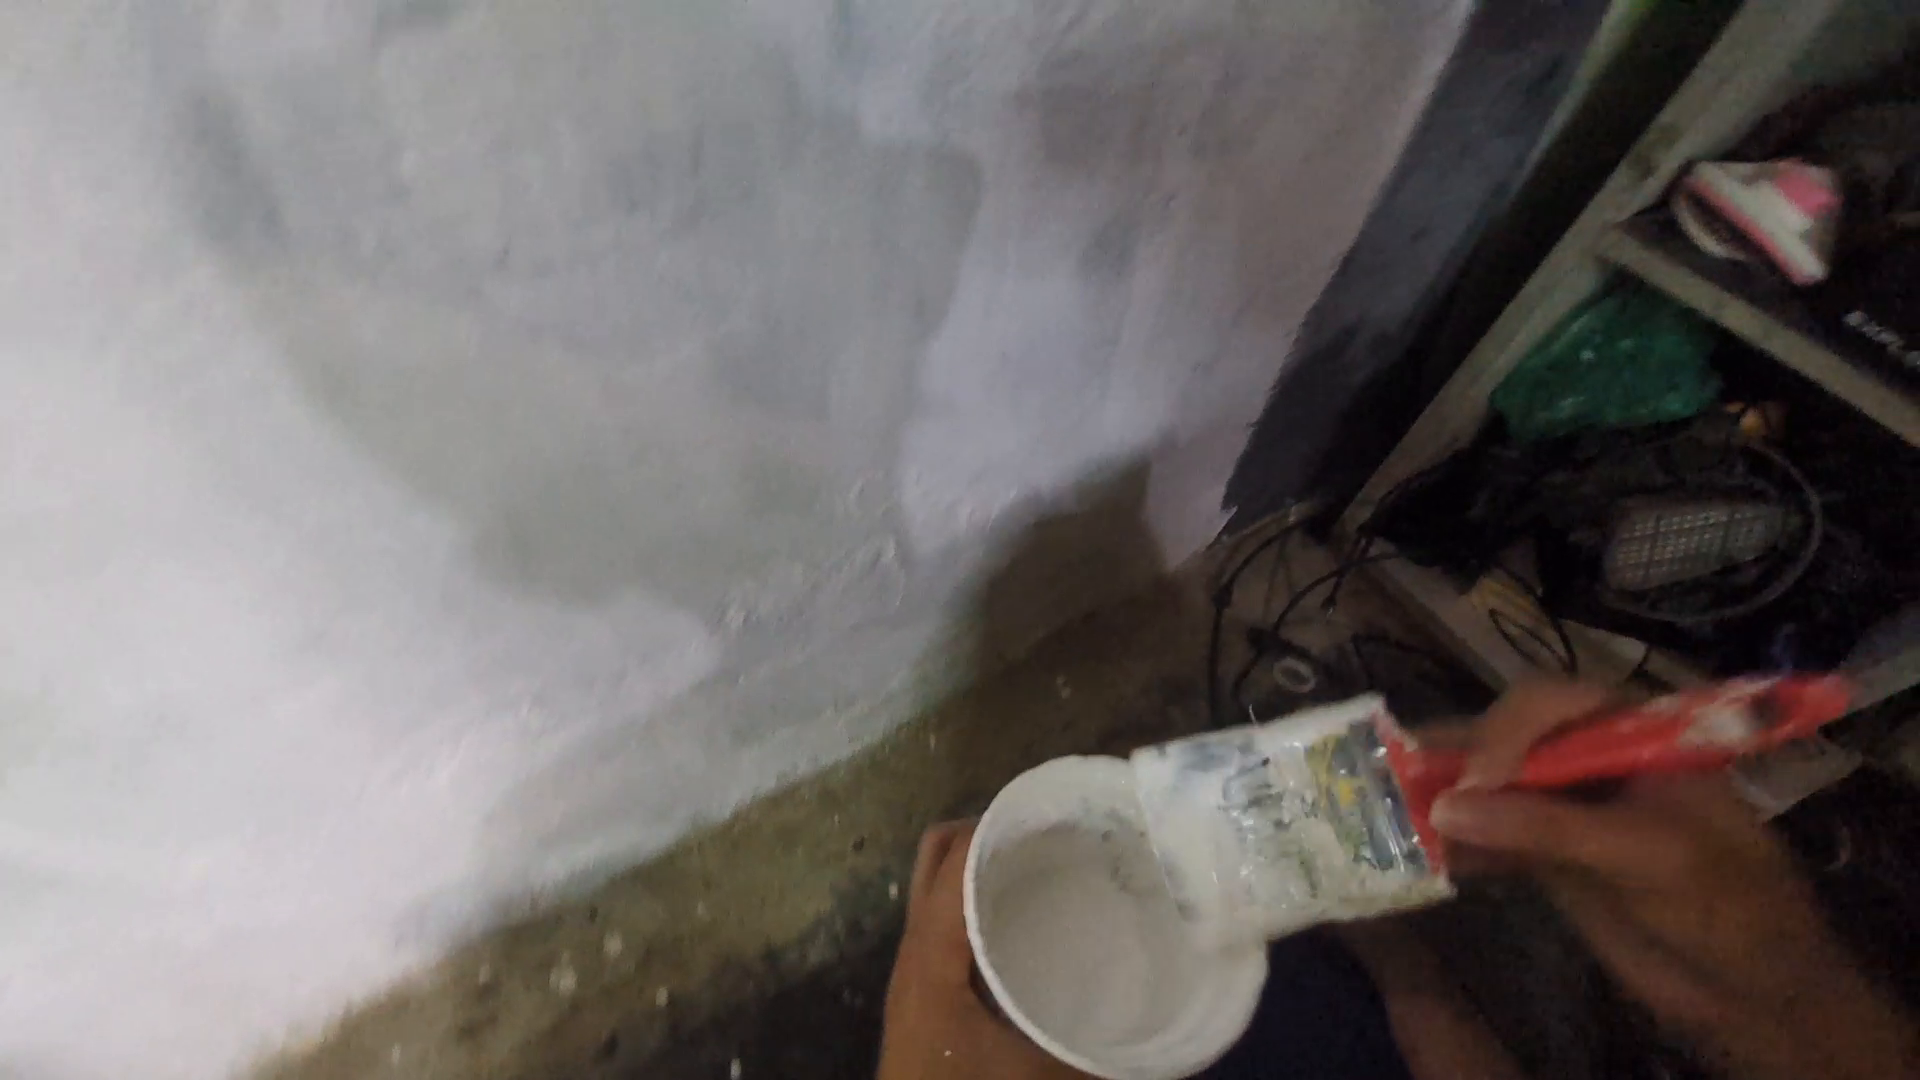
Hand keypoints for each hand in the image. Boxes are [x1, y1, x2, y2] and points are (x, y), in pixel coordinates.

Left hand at [876, 821, 1091, 1079]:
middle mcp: (914, 949)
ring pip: (934, 883)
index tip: (1049, 816)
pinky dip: (970, 898)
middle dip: (984, 832)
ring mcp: (912, 967)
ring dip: (975, 864)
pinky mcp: (920, 986)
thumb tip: (1149, 1021)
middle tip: (1043, 834)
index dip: (996, 826)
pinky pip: (940, 915)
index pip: (956, 860)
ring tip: (1034, 864)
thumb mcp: (1039, 1074)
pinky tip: (1015, 918)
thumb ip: (1093, 1048)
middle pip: (936, 856)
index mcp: (932, 956)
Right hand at [1430, 682, 1918, 1079]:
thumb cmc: (1730, 909)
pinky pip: (1480, 829)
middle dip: (1455, 758)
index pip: (1549, 703)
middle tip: (1405, 782)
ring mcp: (1557, 801)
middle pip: (1500, 735)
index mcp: (1629, 735)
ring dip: (1438, 795)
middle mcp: (1584, 756)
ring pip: (1481, 781)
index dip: (1505, 731)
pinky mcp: (1536, 845)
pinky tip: (1416, 849)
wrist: (1757, 1000)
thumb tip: (1441, 808)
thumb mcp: (1647, 857)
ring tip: (1387, 806)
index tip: (1480, 781)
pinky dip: (1448, 838)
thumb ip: (1546, 827)